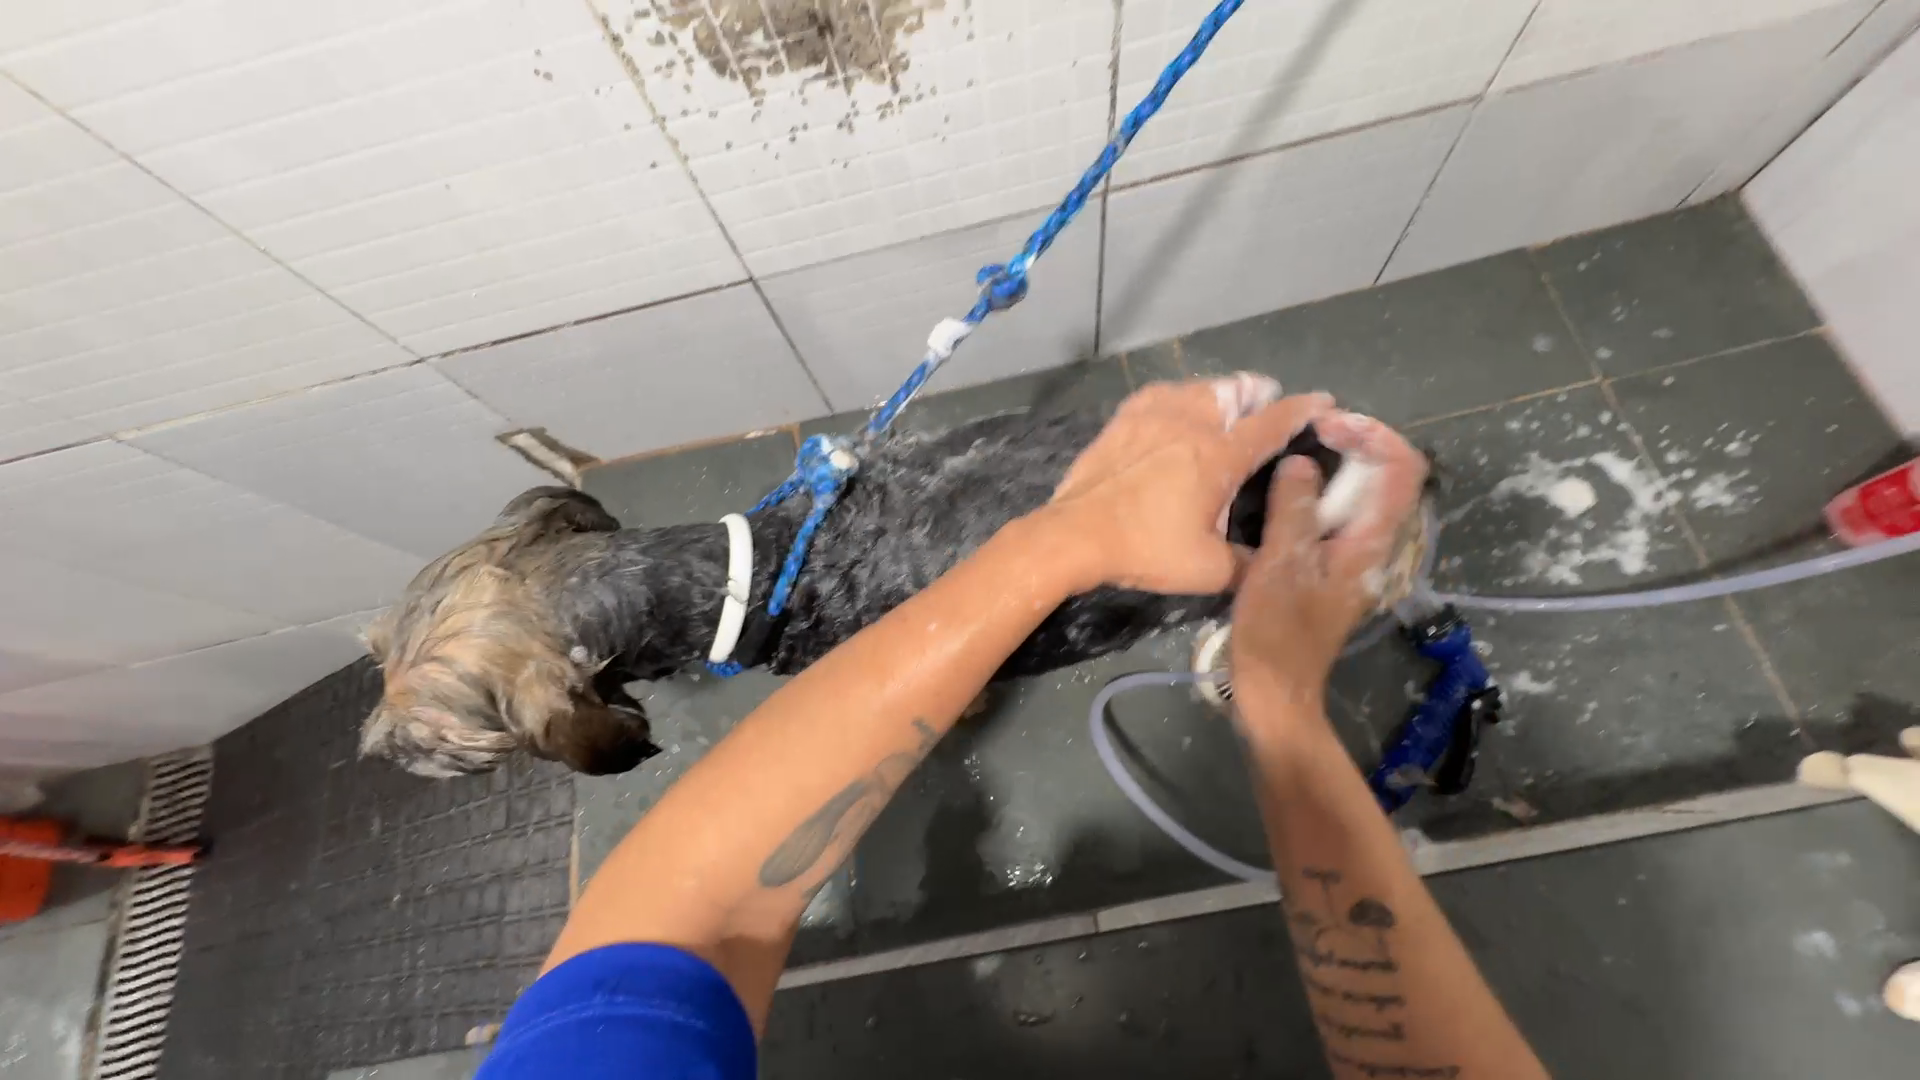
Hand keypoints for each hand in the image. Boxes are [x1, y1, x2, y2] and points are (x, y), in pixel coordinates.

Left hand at [1040, 375, 1332, 593]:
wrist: (1075, 535)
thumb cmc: (1145, 549)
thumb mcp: (1208, 569)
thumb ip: (1248, 563)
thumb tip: (1272, 561)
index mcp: (1219, 454)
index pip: (1273, 421)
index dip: (1303, 409)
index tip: (1323, 401)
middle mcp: (1190, 422)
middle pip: (1235, 390)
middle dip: (1258, 393)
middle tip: (1265, 407)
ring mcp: (1151, 415)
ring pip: (1197, 387)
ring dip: (1219, 393)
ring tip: (1224, 409)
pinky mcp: (1122, 419)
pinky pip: (1161, 395)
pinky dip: (1180, 398)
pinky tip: (1175, 415)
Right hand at [1229, 411, 1428, 715]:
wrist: (1274, 688)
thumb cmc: (1277, 631)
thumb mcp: (1280, 565)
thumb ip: (1294, 509)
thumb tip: (1302, 462)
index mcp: (1371, 543)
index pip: (1402, 469)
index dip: (1373, 435)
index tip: (1325, 425)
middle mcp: (1372, 546)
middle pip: (1384, 477)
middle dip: (1353, 443)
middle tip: (1305, 431)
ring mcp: (1351, 558)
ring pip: (1358, 496)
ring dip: (1333, 466)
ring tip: (1292, 451)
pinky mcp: (1329, 567)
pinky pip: (1332, 515)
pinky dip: (1315, 492)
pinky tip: (1282, 493)